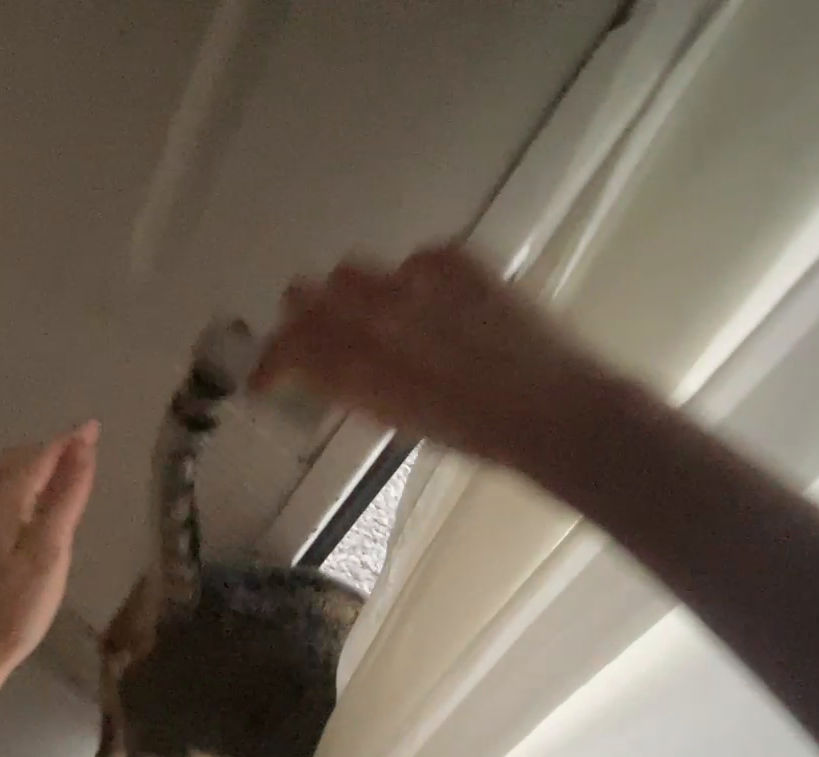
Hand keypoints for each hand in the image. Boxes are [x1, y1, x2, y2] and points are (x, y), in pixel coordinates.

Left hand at [0, 422, 99, 687]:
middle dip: (50, 453)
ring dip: (31, 471)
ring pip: (1, 478)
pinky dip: (16, 491)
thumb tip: (83, 445)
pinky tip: (29, 511)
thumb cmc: (13, 608)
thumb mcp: (50, 552)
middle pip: (17, 461)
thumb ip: (67, 495)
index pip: (41, 455)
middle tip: (85, 454)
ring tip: (63, 477)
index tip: (96, 427)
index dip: (70, 442)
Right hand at [253, 243, 613, 466]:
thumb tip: (310, 368)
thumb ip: (346, 387)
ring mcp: (417, 288)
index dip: (269, 360)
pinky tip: (425, 298)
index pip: (287, 347)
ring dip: (347, 292)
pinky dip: (411, 277)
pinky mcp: (460, 266)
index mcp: (357, 369)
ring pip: (350, 272)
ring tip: (368, 313)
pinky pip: (417, 259)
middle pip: (306, 296)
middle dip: (301, 315)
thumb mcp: (394, 420)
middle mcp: (375, 321)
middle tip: (312, 336)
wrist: (553, 413)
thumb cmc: (470, 435)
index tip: (265, 379)